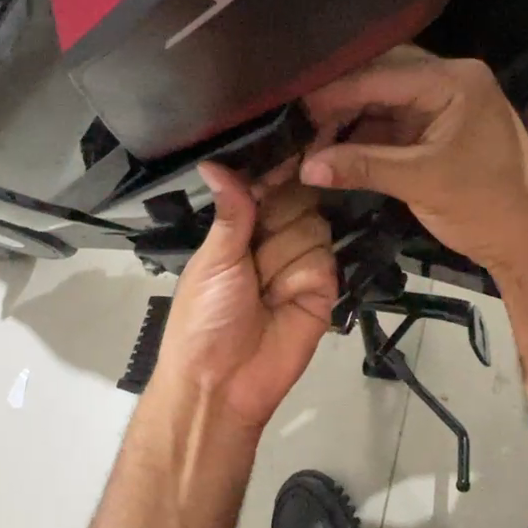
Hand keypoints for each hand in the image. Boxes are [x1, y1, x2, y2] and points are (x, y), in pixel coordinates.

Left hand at [156, 164, 337, 430]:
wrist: (222, 382)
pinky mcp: (324, 285)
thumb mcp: (212, 260)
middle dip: (279, 212)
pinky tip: (283, 295)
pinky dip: (302, 273)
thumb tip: (214, 162)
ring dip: (283, 254)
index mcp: (242, 228)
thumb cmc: (203, 318)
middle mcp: (275, 239)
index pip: (267, 184)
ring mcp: (302, 261)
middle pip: (297, 196)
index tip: (288, 144)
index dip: (276, 168)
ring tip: (262, 288)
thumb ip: (231, 210)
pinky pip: (324, 257)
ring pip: (312, 224)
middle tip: (257, 242)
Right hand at [299, 46, 527, 272]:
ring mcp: (440, 105)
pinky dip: (361, 136)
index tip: (290, 103)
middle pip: (379, 77)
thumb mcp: (421, 182)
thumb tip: (304, 167)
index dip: (335, 90)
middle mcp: (447, 81)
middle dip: (337, 99)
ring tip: (306, 137)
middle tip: (293, 118)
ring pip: (381, 100)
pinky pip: (389, 122)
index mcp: (454, 80)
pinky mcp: (434, 129)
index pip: (382, 73)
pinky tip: (330, 147)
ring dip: (346, 119)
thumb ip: (362, 167)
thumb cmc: (485, 205)